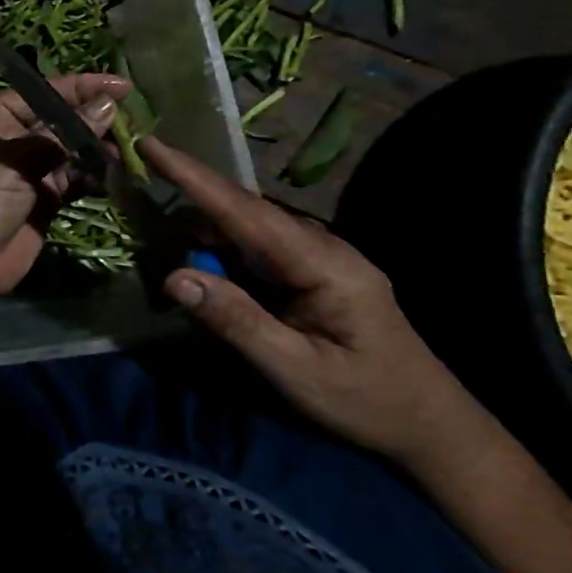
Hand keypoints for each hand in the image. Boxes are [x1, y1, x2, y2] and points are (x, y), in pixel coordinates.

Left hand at [0, 74, 129, 296]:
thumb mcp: (13, 162)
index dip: (78, 88)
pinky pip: (73, 179)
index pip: (38, 94)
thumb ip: (60, 136)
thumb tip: (106, 106)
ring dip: (97, 149)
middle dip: (93, 119)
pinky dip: (93, 176)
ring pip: (69, 150)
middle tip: (133, 119)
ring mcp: (26, 171)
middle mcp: (8, 141)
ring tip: (128, 149)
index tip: (119, 85)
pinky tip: (115, 173)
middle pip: (58, 121)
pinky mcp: (42, 199)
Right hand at [138, 135, 477, 463]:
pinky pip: (254, 245)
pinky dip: (217, 245)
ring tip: (158, 233)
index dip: (194, 177)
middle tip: (138, 172)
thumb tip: (173, 277)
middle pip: (243, 209)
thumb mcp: (295, 371)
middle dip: (189, 189)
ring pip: (245, 225)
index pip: (246, 211)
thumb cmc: (366, 402)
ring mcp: (319, 256)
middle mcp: (322, 247)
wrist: (433, 428)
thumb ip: (235, 321)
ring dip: (200, 225)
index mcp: (325, 265)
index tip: (151, 144)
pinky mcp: (310, 270)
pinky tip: (198, 260)